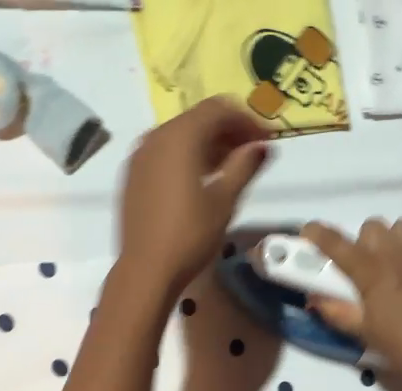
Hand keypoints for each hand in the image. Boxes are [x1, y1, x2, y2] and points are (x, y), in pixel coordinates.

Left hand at [118, 97, 269, 288]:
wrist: (146, 270)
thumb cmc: (190, 235)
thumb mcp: (225, 200)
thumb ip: (244, 166)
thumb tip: (261, 146)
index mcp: (180, 136)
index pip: (219, 109)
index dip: (247, 120)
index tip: (268, 139)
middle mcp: (156, 136)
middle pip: (198, 119)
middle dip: (228, 131)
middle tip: (253, 153)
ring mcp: (140, 155)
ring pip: (181, 137)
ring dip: (209, 145)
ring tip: (231, 169)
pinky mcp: (133, 176)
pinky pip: (165, 154)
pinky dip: (188, 158)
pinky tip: (202, 180)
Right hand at [300, 219, 401, 383]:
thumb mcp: (363, 333)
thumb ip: (335, 311)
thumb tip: (314, 298)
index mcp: (370, 271)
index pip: (336, 242)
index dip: (317, 233)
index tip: (309, 233)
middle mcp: (395, 251)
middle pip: (371, 227)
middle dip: (366, 245)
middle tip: (370, 271)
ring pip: (401, 226)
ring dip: (395, 241)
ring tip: (399, 266)